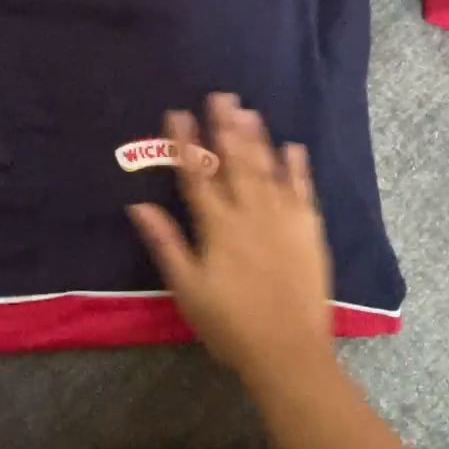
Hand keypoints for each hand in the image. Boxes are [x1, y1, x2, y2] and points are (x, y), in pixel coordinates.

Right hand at [127, 94, 336, 378]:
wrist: (289, 353)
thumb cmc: (229, 323)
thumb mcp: (186, 287)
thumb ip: (165, 243)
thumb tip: (138, 205)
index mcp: (218, 226)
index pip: (196, 176)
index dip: (185, 144)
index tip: (177, 113)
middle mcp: (251, 214)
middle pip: (235, 162)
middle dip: (225, 128)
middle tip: (221, 96)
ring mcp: (284, 220)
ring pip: (269, 170)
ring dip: (258, 138)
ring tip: (249, 109)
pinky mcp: (310, 233)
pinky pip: (303, 192)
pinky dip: (298, 169)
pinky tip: (293, 147)